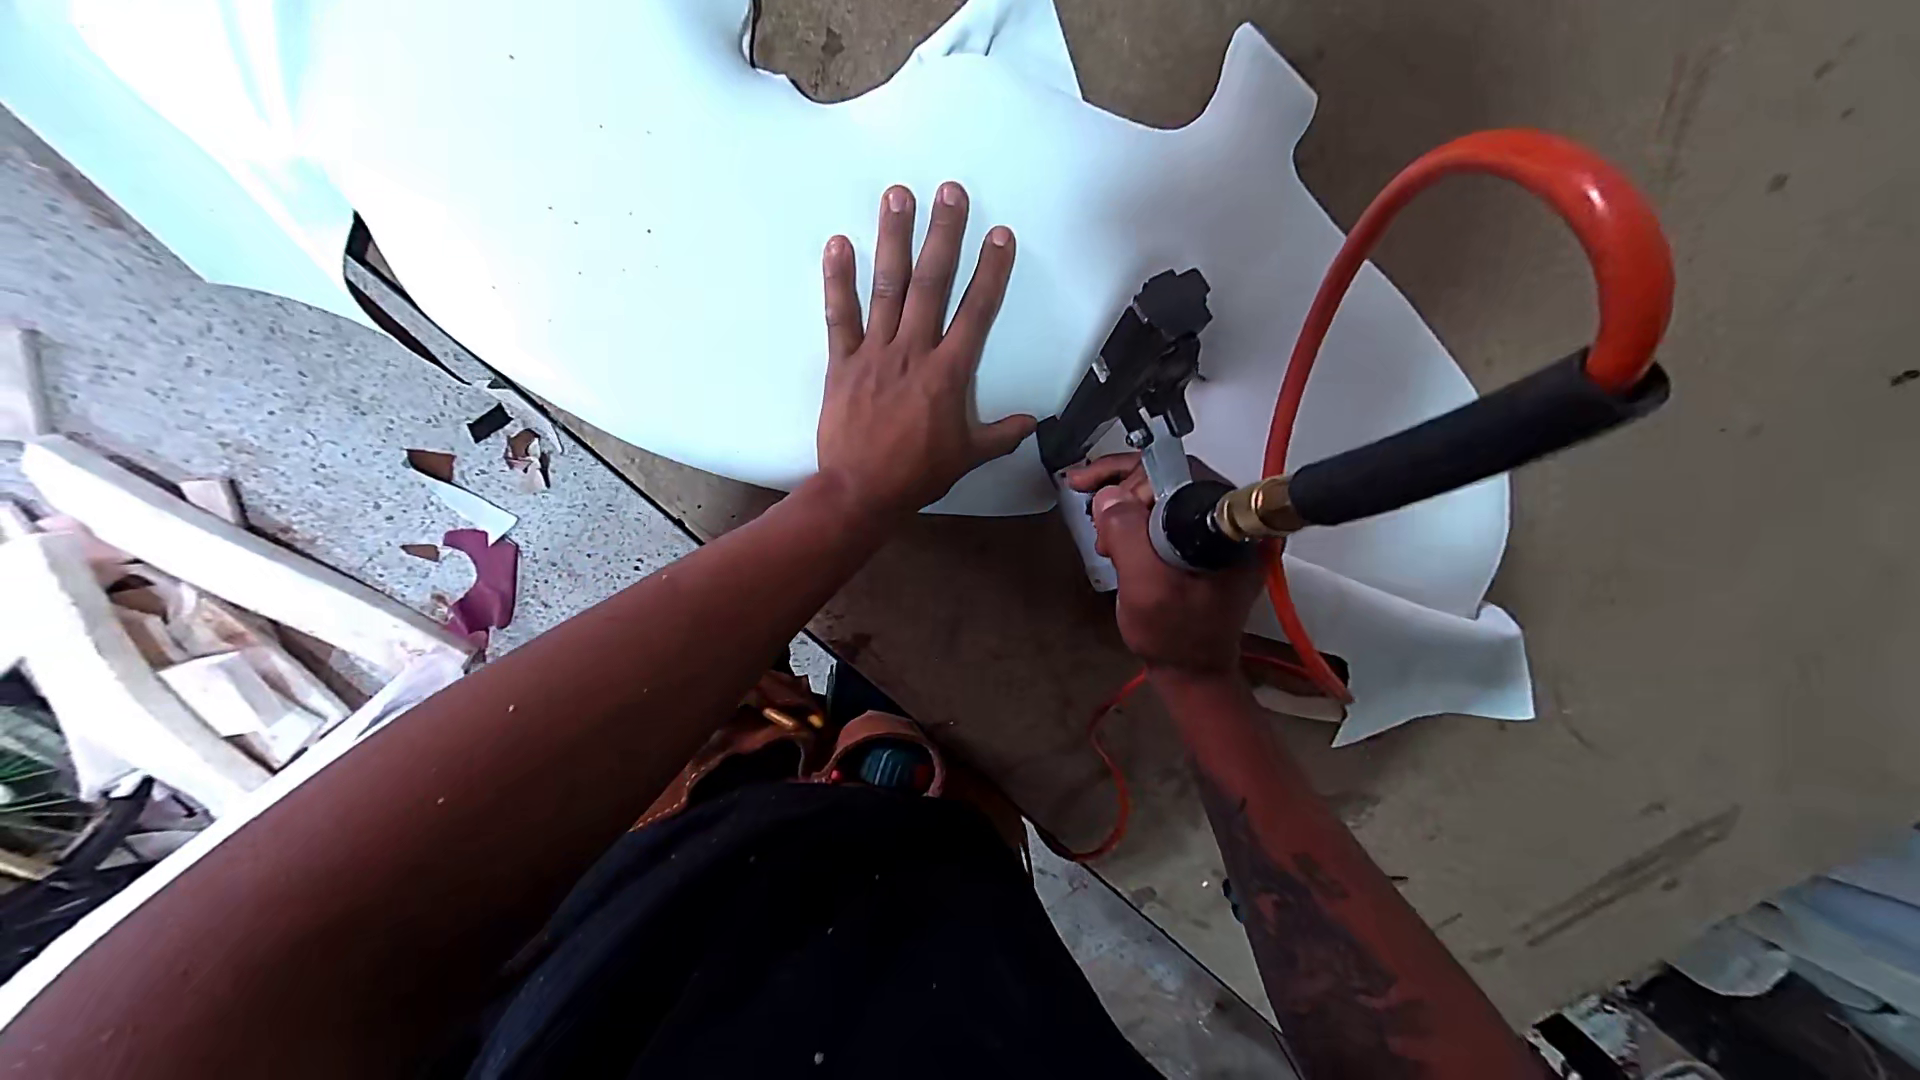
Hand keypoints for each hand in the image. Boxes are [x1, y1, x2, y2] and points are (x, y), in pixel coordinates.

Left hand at [817, 182, 1037, 518]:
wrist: (861, 491)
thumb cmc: (916, 475)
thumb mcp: (967, 456)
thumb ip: (1001, 436)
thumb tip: (1031, 424)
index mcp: (947, 374)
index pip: (976, 312)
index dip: (990, 272)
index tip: (999, 236)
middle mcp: (912, 353)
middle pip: (931, 284)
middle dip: (943, 235)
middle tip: (949, 193)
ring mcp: (874, 354)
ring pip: (887, 288)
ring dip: (894, 240)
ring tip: (898, 196)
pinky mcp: (842, 364)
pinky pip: (839, 316)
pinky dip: (838, 280)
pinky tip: (838, 244)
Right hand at [1065, 453, 1264, 677]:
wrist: (1190, 671)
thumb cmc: (1172, 636)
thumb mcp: (1144, 587)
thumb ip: (1127, 536)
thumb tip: (1107, 494)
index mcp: (1229, 528)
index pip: (1179, 472)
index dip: (1132, 479)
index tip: (1099, 497)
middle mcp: (1229, 522)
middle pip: (1169, 476)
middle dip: (1123, 491)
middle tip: (1097, 522)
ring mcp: (1218, 532)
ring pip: (1163, 491)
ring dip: (1124, 505)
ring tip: (1103, 534)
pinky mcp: (1204, 542)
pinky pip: (1165, 512)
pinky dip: (1134, 518)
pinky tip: (1115, 536)